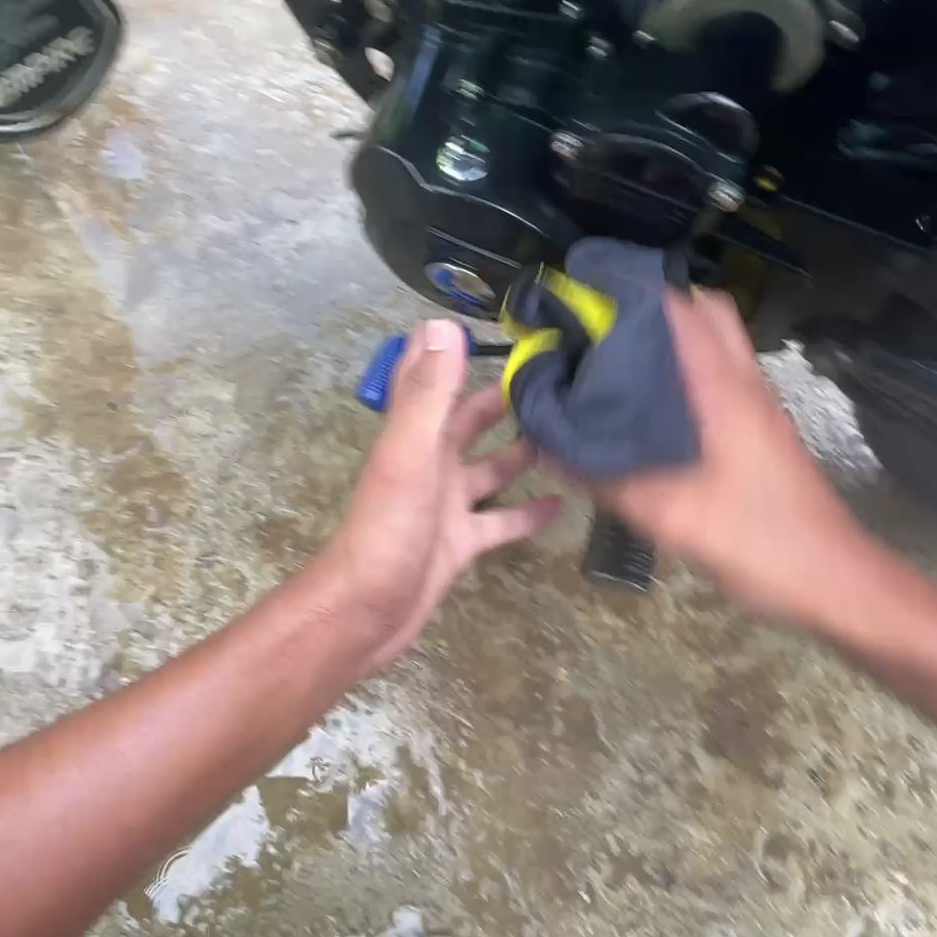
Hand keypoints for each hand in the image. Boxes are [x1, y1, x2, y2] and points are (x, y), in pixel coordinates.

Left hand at [316, 320, 563, 671]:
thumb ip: (428, 394)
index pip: (439, 381)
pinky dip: (526, 512)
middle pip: (470, 423)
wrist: (367, 612)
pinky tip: (561, 504)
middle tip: (557, 385)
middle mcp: (430, 464)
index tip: (507, 333)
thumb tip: (442, 324)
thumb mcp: (409, 454)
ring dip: (522, 453)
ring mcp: (446, 505)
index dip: (463, 354)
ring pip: (491, 470)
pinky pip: (500, 521)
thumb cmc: (388, 529)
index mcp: (415, 436)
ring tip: (569, 436)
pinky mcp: (461, 543)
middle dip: (505, 403)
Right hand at [596, 290, 878, 624]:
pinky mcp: (759, 429)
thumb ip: (606, 478)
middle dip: (654, 307)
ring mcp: (757, 405)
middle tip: (601, 329)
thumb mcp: (669, 515)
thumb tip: (548, 447)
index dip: (632, 293)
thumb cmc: (756, 540)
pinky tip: (645, 410)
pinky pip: (718, 376)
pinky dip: (683, 371)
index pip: (681, 309)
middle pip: (705, 311)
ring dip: (669, 338)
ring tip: (612, 362)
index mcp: (723, 389)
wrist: (831, 580)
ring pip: (715, 343)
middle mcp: (744, 383)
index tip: (582, 299)